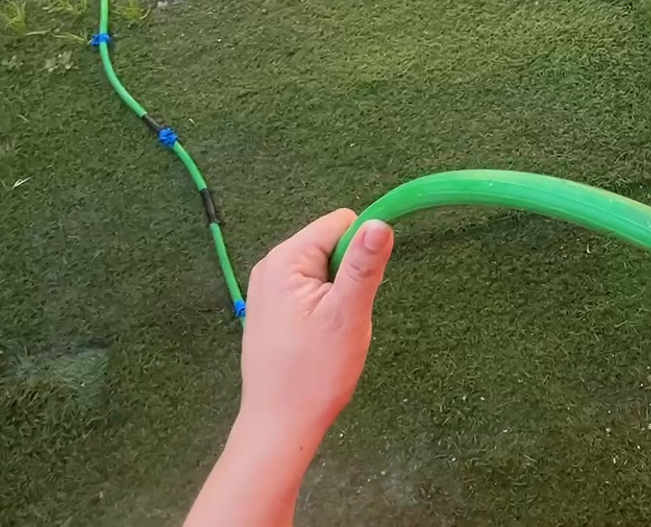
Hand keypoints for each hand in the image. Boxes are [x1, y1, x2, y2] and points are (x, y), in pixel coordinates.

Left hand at [239, 209, 393, 441]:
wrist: (280, 429)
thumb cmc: (315, 372)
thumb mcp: (348, 314)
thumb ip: (365, 265)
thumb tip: (381, 221)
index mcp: (286, 259)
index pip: (342, 223)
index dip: (361, 251)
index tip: (359, 291)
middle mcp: (272, 264)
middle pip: (333, 243)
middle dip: (350, 274)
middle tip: (345, 316)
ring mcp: (270, 287)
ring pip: (327, 266)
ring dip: (341, 292)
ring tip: (333, 328)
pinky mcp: (274, 307)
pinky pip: (314, 286)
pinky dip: (327, 305)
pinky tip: (322, 335)